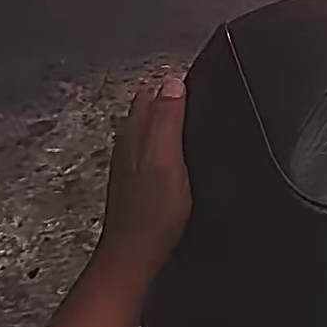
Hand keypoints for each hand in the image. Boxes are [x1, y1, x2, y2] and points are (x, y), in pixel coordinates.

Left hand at [96, 76, 190, 278]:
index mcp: (137, 131)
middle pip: (150, 104)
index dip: (176, 79)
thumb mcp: (166, 161)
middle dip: (169, 90)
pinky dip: (165, 136)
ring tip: (188, 105)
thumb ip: (167, 120)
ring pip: (149, 123)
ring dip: (166, 112)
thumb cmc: (153, 214)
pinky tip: (177, 146)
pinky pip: (151, 144)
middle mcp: (129, 141)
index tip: (197, 73)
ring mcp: (132, 160)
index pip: (155, 90)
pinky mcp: (139, 177)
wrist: (135, 253)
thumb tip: (173, 81)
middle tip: (196, 84)